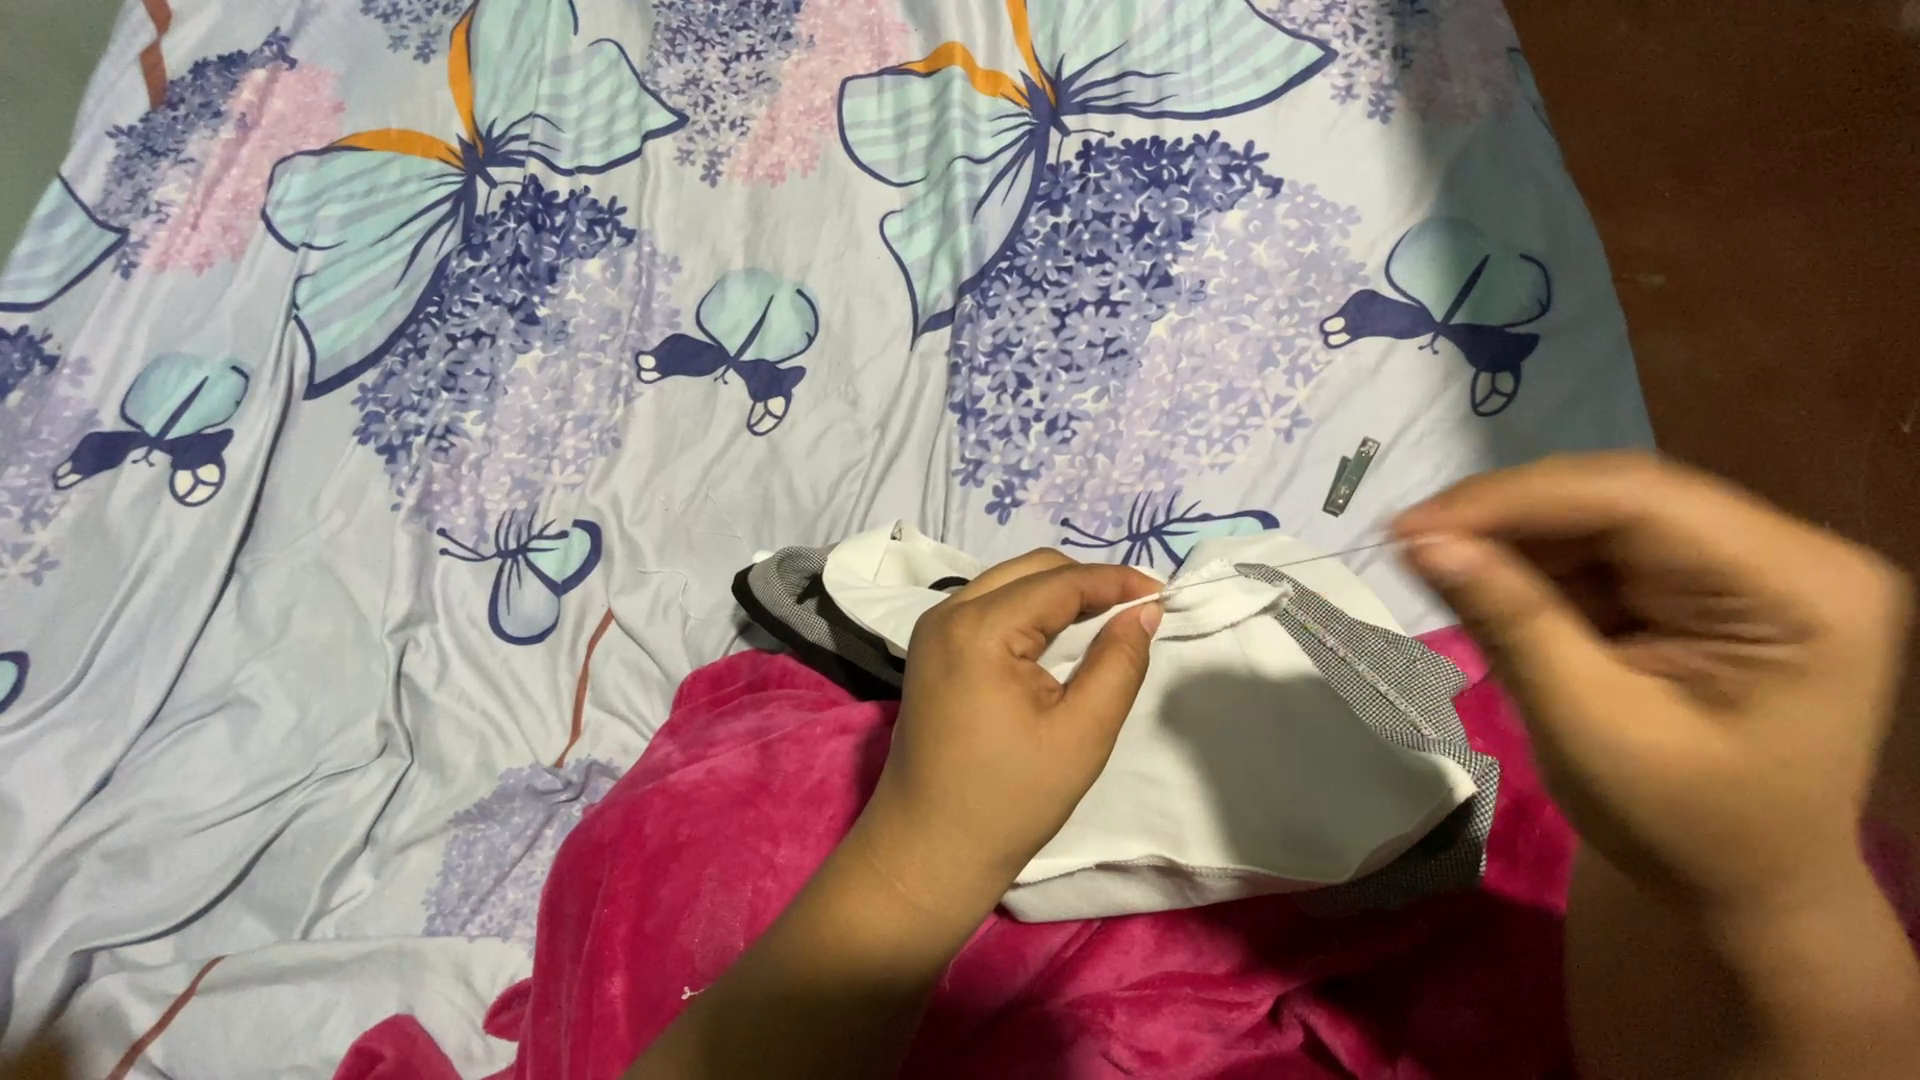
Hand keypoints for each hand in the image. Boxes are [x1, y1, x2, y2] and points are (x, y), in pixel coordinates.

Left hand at [851, 551, 1161, 923]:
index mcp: (979, 629)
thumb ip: (1119, 663)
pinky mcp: (931, 648)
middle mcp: (948, 612)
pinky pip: (989, 606)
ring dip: (1058, 594)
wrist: (929, 847)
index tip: (1163, 594)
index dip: (1116, 582)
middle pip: (1031, 570)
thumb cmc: (1010, 799)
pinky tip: (1059, 637)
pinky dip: (1030, 611)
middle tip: (1135, 610)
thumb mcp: (1082, 734)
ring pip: (1009, 583)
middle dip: (1088, 582)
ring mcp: (933, 629)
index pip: (1060, 583)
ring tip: (1106, 620)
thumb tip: (1143, 609)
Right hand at [1395, 452, 1911, 919]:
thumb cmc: (1682, 823)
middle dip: (1501, 515)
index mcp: (1796, 589)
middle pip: (1615, 496)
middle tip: (1407, 539)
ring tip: (1431, 564)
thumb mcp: (1587, 723)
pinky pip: (1592, 547)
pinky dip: (1524, 563)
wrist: (1738, 883)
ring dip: (1505, 537)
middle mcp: (1781, 555)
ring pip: (1593, 514)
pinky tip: (1478, 583)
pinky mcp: (1695, 582)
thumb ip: (1509, 621)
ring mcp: (1740, 564)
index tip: (1409, 526)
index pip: (1636, 501)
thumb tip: (1421, 542)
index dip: (1511, 501)